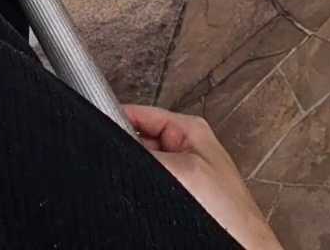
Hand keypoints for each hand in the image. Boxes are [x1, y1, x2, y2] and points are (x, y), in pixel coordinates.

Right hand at [125, 105, 283, 249]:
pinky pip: (150, 187)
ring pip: (142, 167)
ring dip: (136, 176)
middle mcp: (185, 147)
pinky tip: (146, 202)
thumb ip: (147, 154)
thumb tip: (115, 143)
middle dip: (128, 153)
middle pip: (137, 140)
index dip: (115, 120)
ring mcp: (182, 173)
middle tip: (121, 166)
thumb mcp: (183, 172)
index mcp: (189, 129)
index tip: (98, 130)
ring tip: (137, 186)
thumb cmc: (232, 217)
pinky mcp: (180, 197)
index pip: (139, 113)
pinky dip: (144, 193)